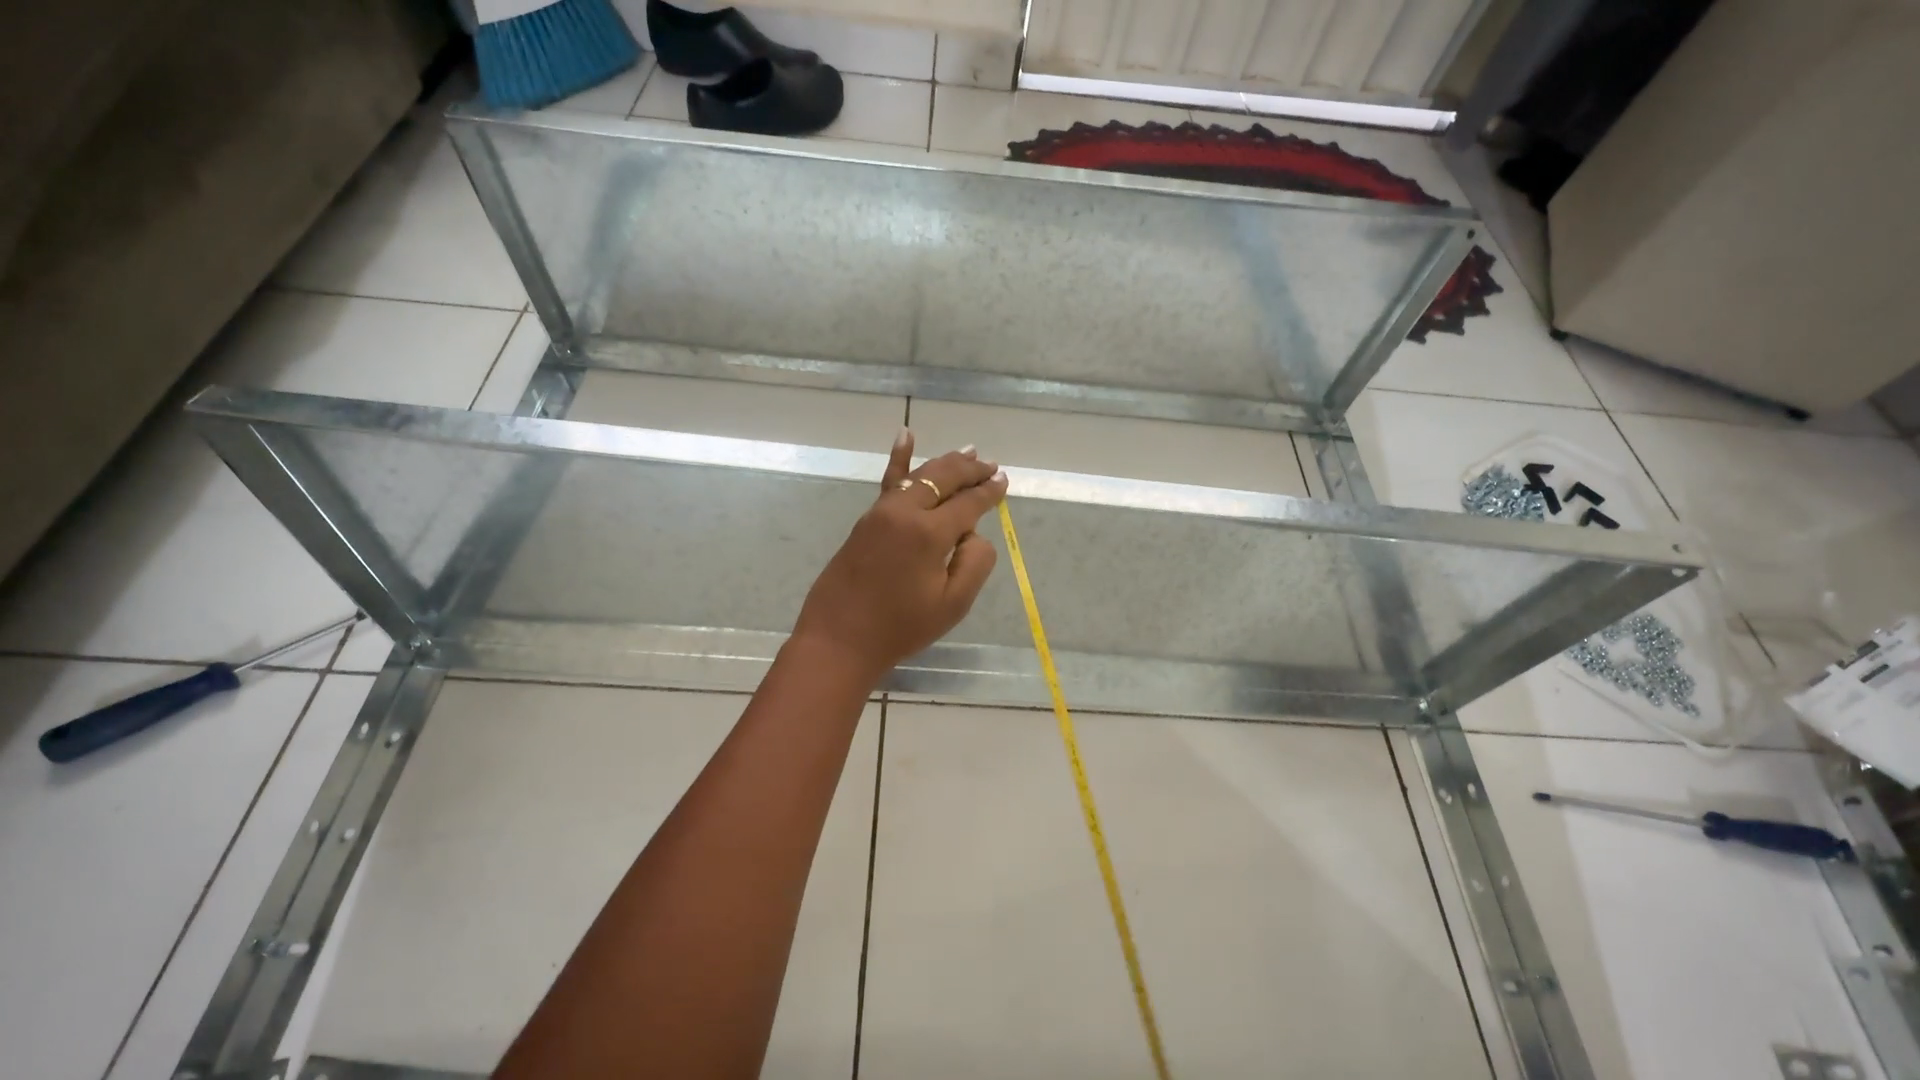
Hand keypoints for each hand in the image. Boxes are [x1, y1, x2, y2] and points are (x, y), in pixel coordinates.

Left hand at [791, 430, 1007, 683]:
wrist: (839, 639)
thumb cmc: (900, 628)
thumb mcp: (952, 604)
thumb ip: (975, 563)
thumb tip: (973, 534)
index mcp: (929, 533)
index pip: (968, 503)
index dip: (989, 492)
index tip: (1004, 482)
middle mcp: (905, 512)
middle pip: (944, 479)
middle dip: (970, 471)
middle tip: (991, 466)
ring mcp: (881, 513)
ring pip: (919, 475)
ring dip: (945, 463)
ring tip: (968, 452)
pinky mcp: (867, 520)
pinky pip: (889, 481)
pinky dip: (900, 458)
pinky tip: (905, 435)